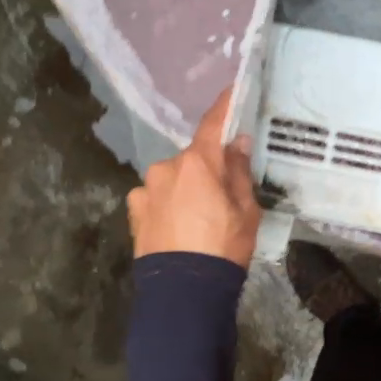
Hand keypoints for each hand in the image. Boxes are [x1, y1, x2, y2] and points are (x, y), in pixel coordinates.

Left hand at [128, 89, 260, 264]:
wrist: (184, 291)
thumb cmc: (224, 247)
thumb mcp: (246, 211)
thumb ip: (240, 174)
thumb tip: (237, 144)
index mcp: (198, 163)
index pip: (213, 124)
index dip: (224, 106)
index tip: (231, 90)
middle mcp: (166, 167)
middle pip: (192, 158)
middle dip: (207, 168)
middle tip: (223, 193)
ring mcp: (145, 189)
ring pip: (173, 178)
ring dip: (186, 188)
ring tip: (200, 218)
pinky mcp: (134, 211)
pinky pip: (156, 197)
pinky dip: (168, 203)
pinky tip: (179, 226)